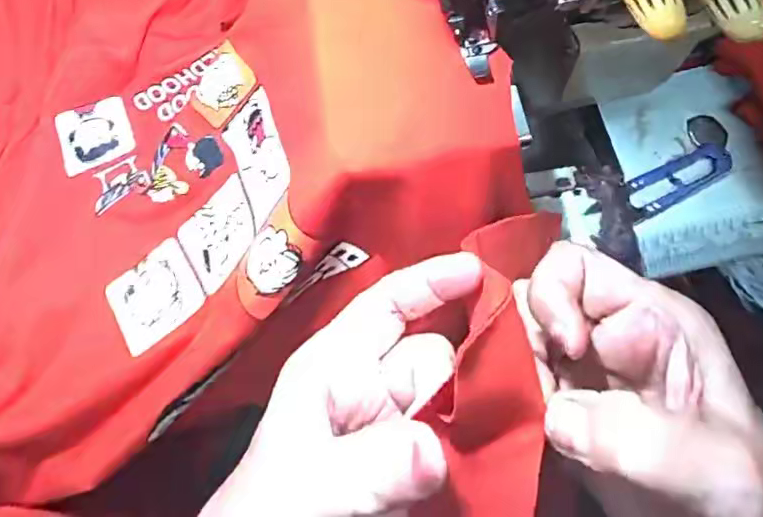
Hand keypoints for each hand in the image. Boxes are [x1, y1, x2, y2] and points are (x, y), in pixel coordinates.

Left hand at [202, 253, 482, 516]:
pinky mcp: (408, 471)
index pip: (386, 303)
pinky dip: (471, 448)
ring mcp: (389, 430)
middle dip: (462, 363)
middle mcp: (367, 390)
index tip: (475, 269)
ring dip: (470, 410)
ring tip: (494, 420)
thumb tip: (430, 448)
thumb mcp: (310, 477)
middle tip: (501, 376)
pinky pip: (453, 445)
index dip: (430, 280)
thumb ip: (369, 461)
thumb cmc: (262, 512)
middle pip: (431, 354)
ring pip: (449, 399)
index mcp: (334, 365)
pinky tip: (486, 456)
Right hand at [521, 242, 762, 516]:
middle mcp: (607, 333)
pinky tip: (527, 435)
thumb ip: (643, 439)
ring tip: (535, 419)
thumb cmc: (757, 498)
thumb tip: (556, 416)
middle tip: (539, 389)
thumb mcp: (720, 465)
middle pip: (535, 298)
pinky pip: (518, 389)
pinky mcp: (565, 416)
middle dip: (525, 336)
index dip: (556, 295)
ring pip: (518, 341)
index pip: (573, 267)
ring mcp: (584, 375)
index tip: (567, 348)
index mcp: (648, 315)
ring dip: (514, 373)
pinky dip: (511, 406)